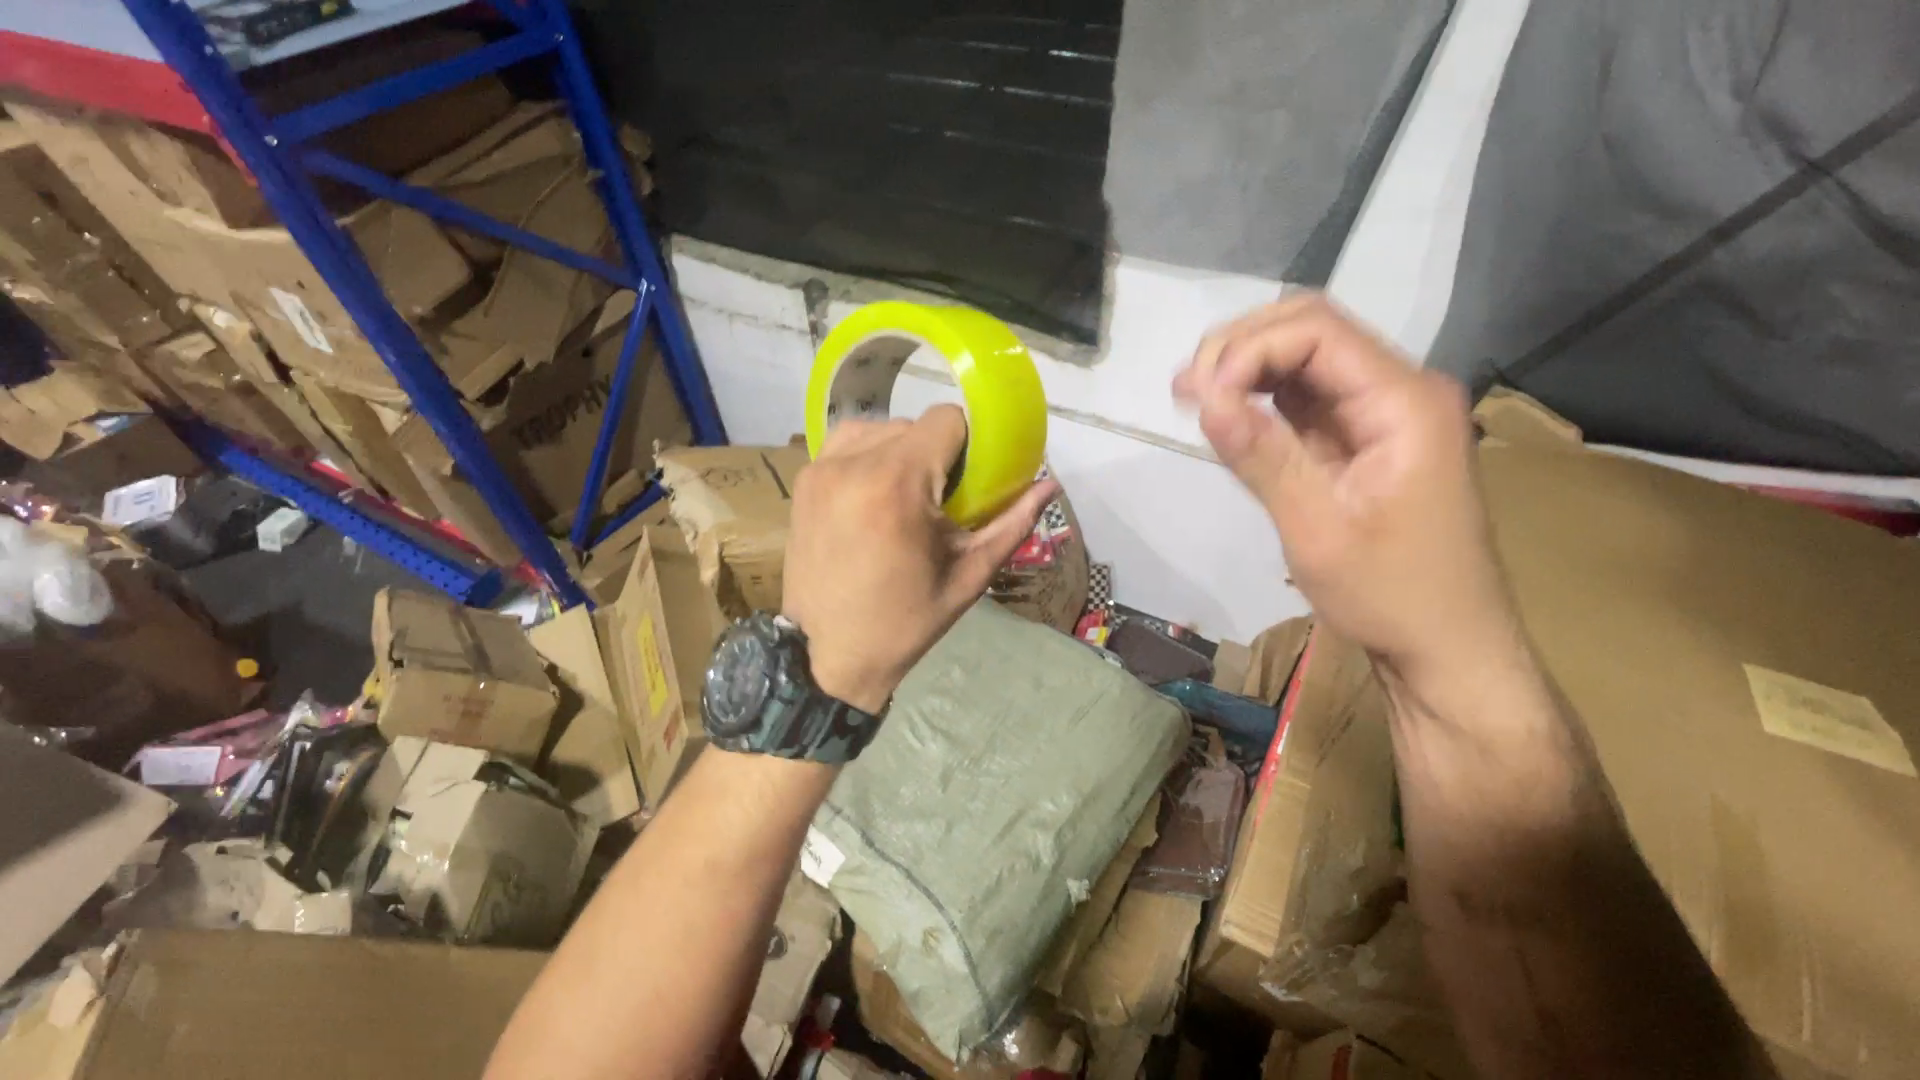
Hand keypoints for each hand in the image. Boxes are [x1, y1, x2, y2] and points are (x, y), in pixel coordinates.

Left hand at [782, 405, 1059, 712]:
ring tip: (907, 498)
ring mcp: (821, 469)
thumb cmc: (906, 621)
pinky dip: (868, 457)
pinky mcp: (804, 481)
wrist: (830, 655)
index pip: (946, 421)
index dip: (969, 443)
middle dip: (936, 454)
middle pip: (914, 425)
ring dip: (901, 451)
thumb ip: (1012, 523)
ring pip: (878, 428)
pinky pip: (846, 445)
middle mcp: (853, 463)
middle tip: (943, 500)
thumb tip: (1051, 485)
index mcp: (897, 484)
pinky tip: (876, 496)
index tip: (972, 479)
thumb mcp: (969, 575)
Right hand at [1172, 293, 1517, 679]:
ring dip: (1246, 368)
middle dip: (1242, 348)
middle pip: (1311, 329)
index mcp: (1404, 401)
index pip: (1317, 332)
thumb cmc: (1391, 595)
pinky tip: (1225, 415)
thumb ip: (1262, 457)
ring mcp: (1383, 412)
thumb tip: (1204, 397)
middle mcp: (1399, 390)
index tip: (1201, 400)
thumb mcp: (1319, 530)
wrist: (1448, 647)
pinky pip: (1307, 396)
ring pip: (1305, 357)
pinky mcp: (1364, 437)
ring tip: (1191, 396)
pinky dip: (1261, 398)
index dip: (1249, 351)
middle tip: (1186, 390)